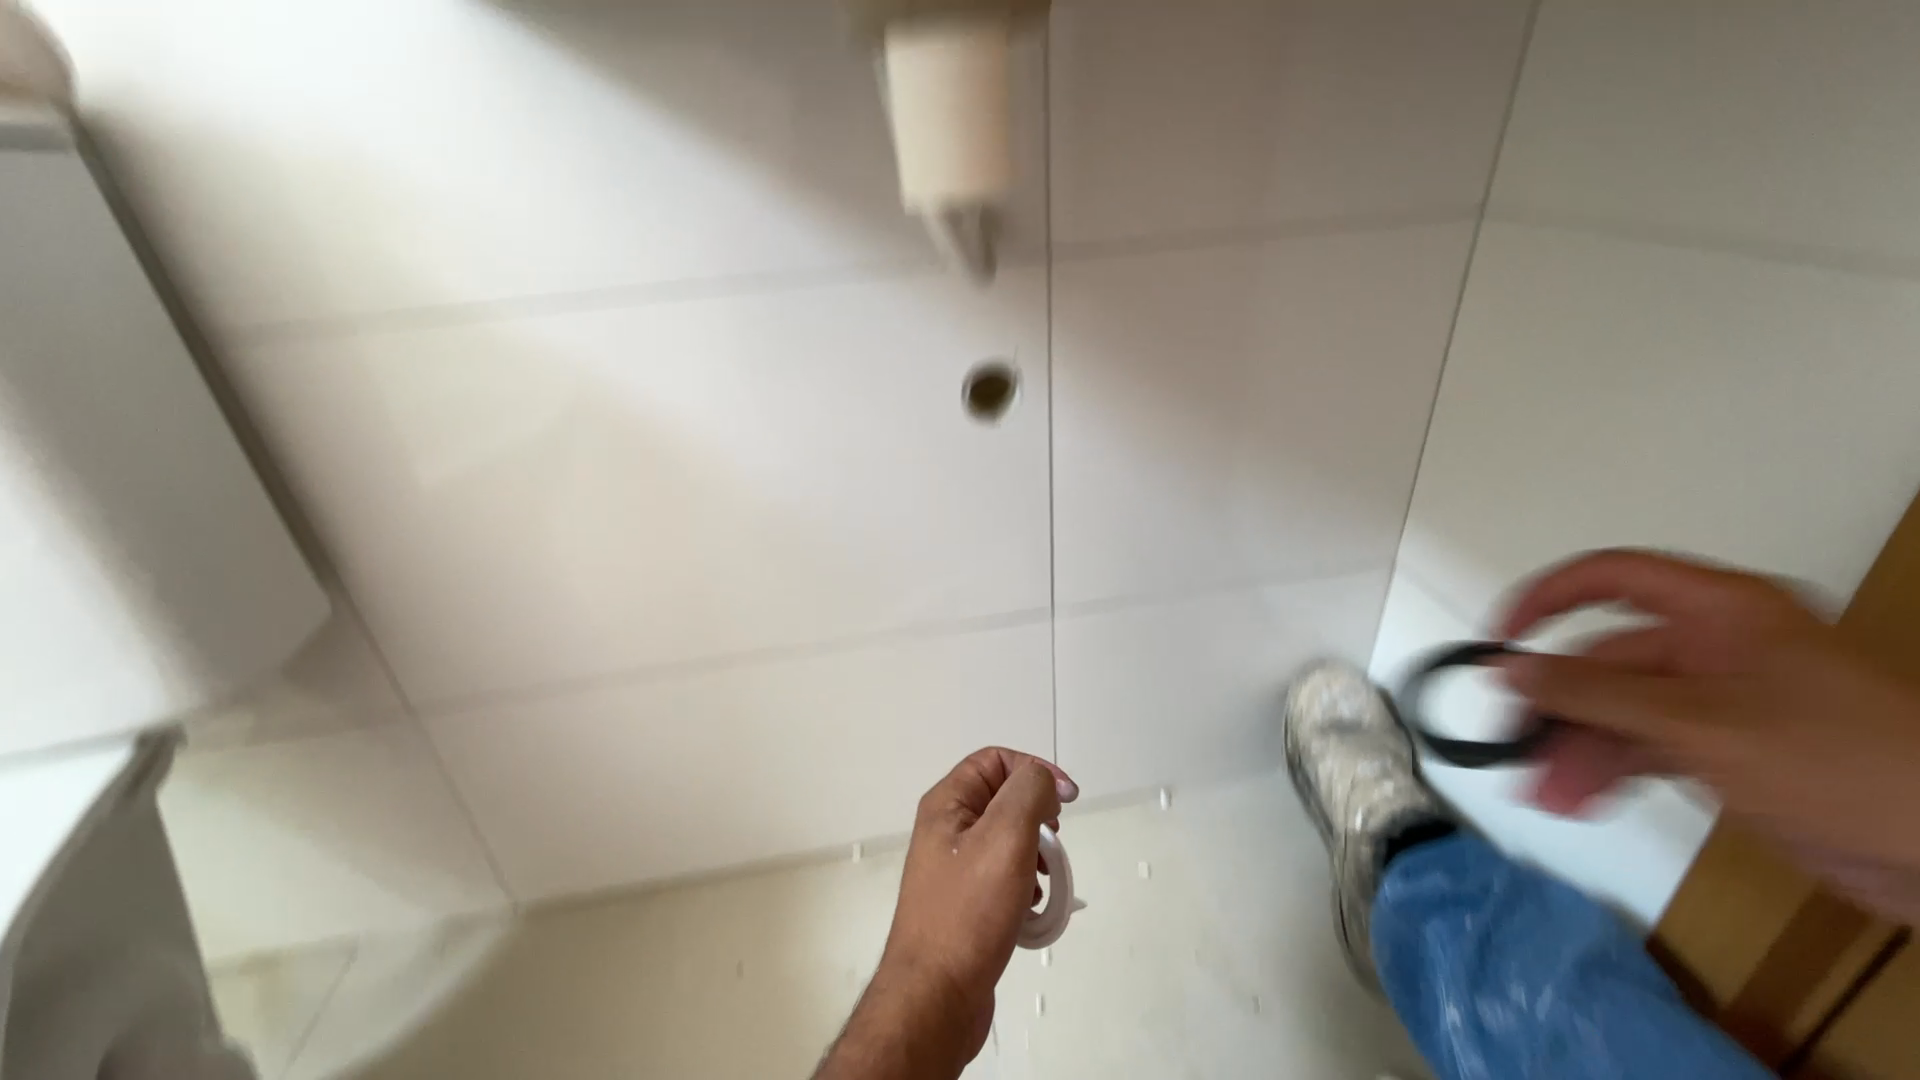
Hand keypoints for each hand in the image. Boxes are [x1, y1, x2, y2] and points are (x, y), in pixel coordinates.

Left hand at [813, 747, 1076, 1079]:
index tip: (1066, 802)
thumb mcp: (1005, 836)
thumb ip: (1029, 792)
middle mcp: (947, 829)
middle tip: (1053, 842)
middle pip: (1004, 799)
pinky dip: (1026, 886)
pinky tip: (1032, 908)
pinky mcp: (966, 902)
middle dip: (1038, 817)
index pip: (995, 760)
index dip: (1035, 770)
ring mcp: (955, 867)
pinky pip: (1005, 877)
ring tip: (1045, 880)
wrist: (936, 996)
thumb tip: (1045, 780)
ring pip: (1009, 840)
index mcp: (948, 804)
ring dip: (1036, 855)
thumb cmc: (969, 910)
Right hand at [1496, 549, 1919, 917]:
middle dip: (1557, 709)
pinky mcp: (1725, 750)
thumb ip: (1592, 693)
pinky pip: (1642, 747)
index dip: (1546, 600)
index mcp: (1716, 612)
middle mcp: (1710, 648)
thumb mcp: (1698, 721)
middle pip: (1604, 661)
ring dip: (1576, 750)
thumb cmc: (1843, 761)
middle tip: (1514, 745)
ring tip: (1547, 794)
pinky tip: (1578, 798)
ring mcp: (1716, 702)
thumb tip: (1509, 669)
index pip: (1608, 579)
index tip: (1502, 641)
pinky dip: (1607, 771)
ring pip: (1617, 712)